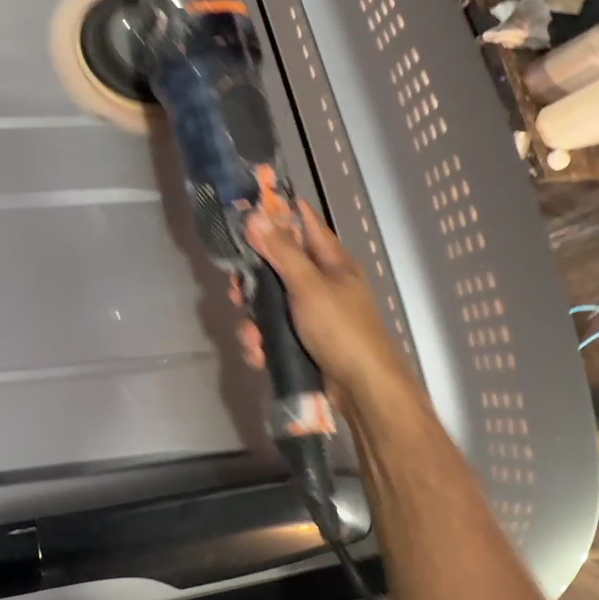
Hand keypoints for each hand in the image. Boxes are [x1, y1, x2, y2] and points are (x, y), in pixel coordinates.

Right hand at [242, 199, 408, 397]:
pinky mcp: (301, 340)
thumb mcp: (308, 286)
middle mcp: (320, 283)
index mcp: (331, 262)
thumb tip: (254, 215)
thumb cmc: (341, 329)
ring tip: (253, 338)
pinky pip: (271, 332)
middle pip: (275, 267)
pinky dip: (261, 343)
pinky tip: (260, 354)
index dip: (278, 213)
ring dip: (253, 321)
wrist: (362, 389)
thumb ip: (280, 252)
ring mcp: (310, 313)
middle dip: (251, 282)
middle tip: (236, 291)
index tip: (245, 209)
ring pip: (267, 304)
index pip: (304, 223)